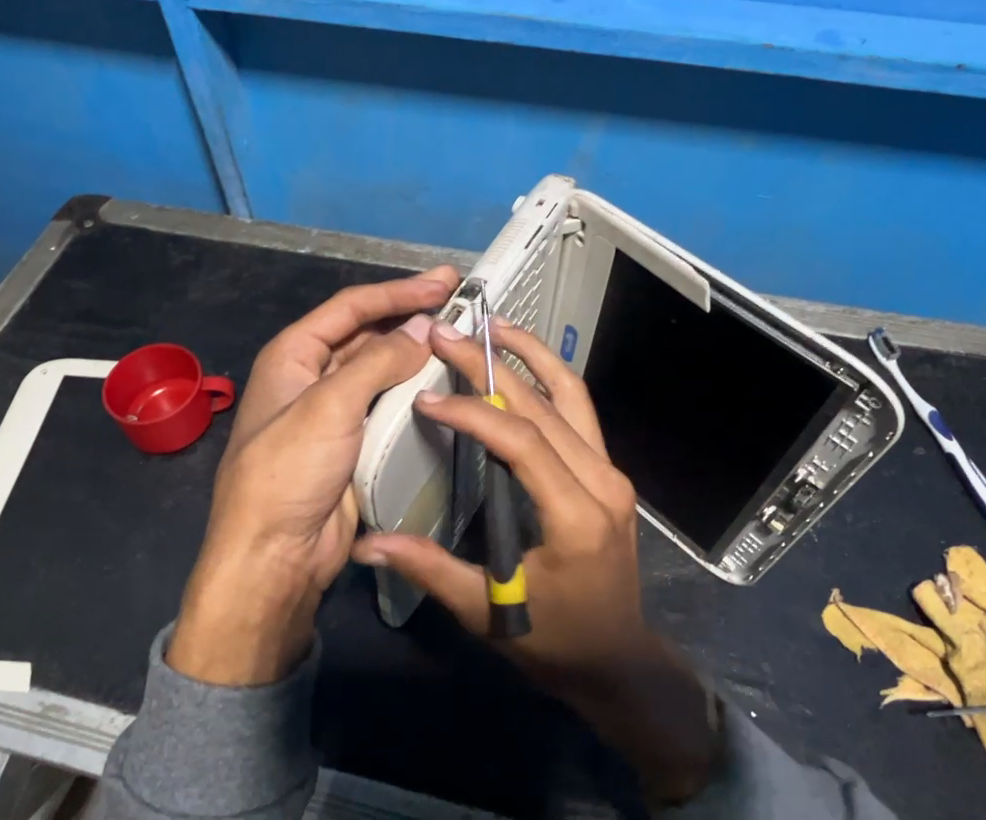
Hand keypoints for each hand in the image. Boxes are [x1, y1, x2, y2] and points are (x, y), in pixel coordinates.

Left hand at [166, 266, 458, 685]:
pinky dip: (414, 393)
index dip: (398, 291)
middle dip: (409, 318)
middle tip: (461, 304)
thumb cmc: (290, 470)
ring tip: (460, 340)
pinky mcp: (353, 445)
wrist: (276, 555)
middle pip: (366, 335)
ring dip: (415, 355)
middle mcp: (310, 377)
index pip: (350, 308)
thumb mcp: (329, 405)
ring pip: (380, 371)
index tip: (445, 281)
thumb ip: (379, 362)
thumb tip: (423, 330)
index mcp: (292, 356)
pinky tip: (444, 385)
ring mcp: (333, 413)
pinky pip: (388, 408)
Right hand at [352, 318, 721, 802]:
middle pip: (546, 406)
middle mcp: (602, 482)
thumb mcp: (487, 612)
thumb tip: (368, 545)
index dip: (471, 411)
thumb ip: (431, 570)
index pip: (521, 441)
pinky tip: (522, 362)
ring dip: (534, 354)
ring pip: (574, 395)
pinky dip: (550, 378)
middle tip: (448, 333)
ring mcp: (612, 473)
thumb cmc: (553, 642)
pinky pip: (580, 412)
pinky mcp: (609, 473)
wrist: (618, 662)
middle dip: (492, 366)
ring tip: (493, 324)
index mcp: (576, 516)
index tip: (426, 395)